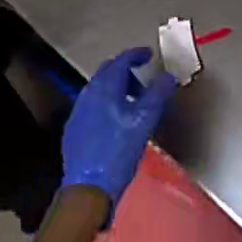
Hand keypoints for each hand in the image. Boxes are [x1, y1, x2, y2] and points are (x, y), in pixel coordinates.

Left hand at [60, 48, 172, 208]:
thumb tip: (168, 76)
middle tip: (142, 84)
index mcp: (106, 86)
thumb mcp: (144, 122)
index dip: (136, 54)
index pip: (122, 59)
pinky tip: (113, 123)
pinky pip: (91, 104)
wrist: (88, 187)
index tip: (148, 54)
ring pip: (98, 88)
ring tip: (130, 105)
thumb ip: (157, 95)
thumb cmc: (118, 151)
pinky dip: (104, 104)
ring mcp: (78, 108)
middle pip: (108, 71)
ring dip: (115, 89)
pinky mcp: (73, 126)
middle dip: (126, 71)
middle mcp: (89, 91)